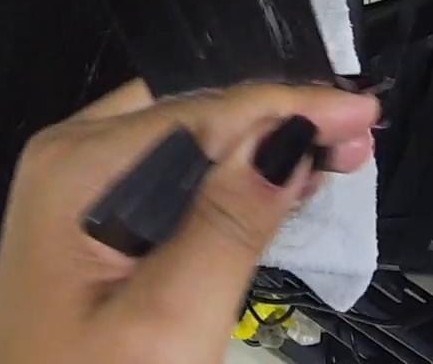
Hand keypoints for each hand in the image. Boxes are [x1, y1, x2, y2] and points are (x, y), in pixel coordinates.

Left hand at [0, 82, 380, 363]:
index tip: (360, 110)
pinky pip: (168, 169)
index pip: (198, 113)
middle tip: (355, 135)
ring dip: (256, 143)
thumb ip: (226, 226)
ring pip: (184, 136)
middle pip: (189, 113)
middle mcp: (72, 152)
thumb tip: (284, 139)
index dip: (283, 106)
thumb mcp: (165, 325)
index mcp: (77, 165)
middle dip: (274, 119)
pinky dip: (226, 173)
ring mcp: (77, 178)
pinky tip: (270, 178)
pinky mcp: (91, 209)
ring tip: (329, 151)